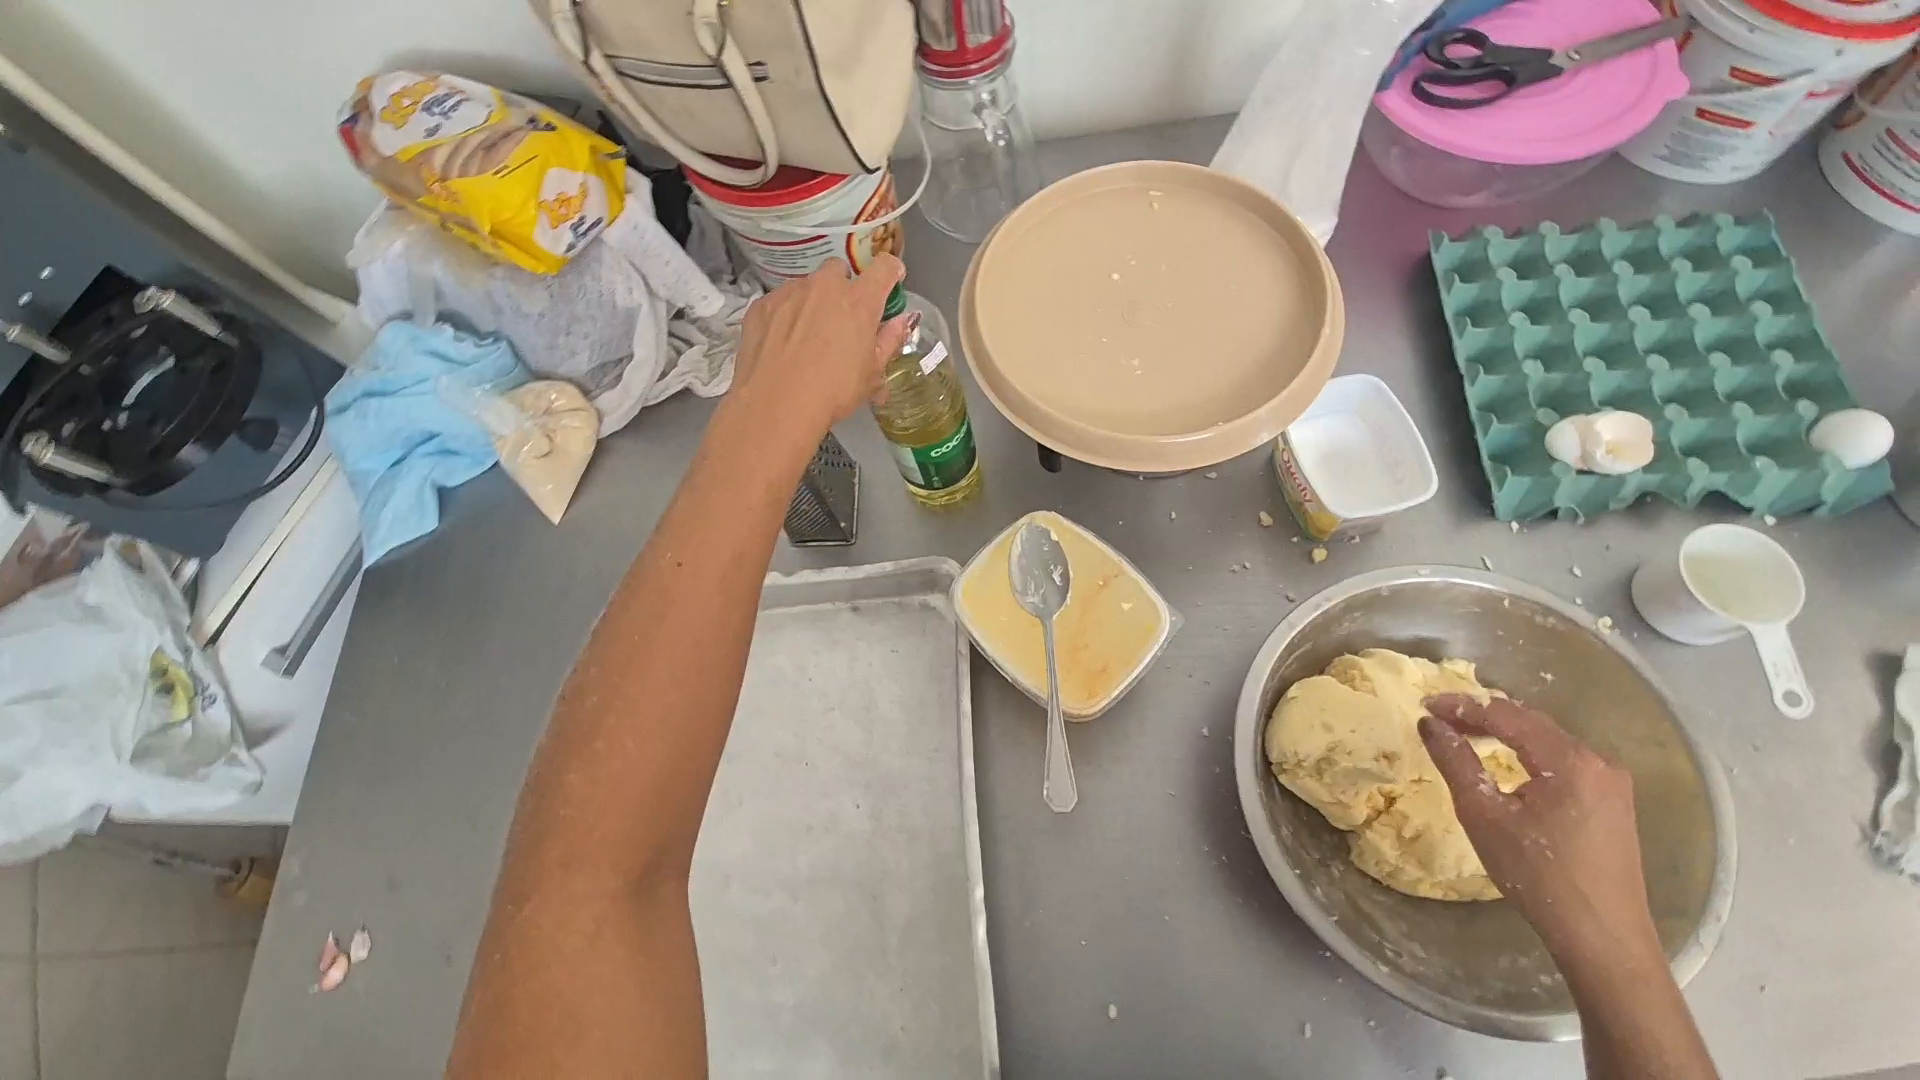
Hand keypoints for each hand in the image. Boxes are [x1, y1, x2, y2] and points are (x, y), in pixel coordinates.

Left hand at [724, 255, 910, 446]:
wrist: (776, 405)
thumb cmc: (832, 392)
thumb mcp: (872, 374)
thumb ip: (889, 340)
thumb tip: (902, 321)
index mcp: (859, 301)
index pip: (884, 267)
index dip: (890, 272)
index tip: (890, 283)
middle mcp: (824, 287)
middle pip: (839, 271)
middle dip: (844, 289)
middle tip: (843, 321)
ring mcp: (790, 293)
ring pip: (807, 286)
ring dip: (813, 303)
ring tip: (809, 339)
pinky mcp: (762, 305)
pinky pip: (780, 301)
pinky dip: (786, 316)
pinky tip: (784, 345)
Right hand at [1419, 694, 1661, 968]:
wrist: (1601, 936)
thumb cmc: (1537, 875)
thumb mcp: (1483, 814)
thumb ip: (1456, 761)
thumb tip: (1430, 723)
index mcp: (1570, 761)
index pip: (1506, 715)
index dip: (1462, 706)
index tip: (1424, 705)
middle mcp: (1597, 761)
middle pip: (1530, 722)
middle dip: (1482, 716)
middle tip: (1439, 720)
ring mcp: (1610, 782)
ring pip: (1546, 740)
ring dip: (1504, 734)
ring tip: (1464, 737)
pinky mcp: (1612, 801)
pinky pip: (1561, 761)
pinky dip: (1526, 753)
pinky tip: (1505, 763)